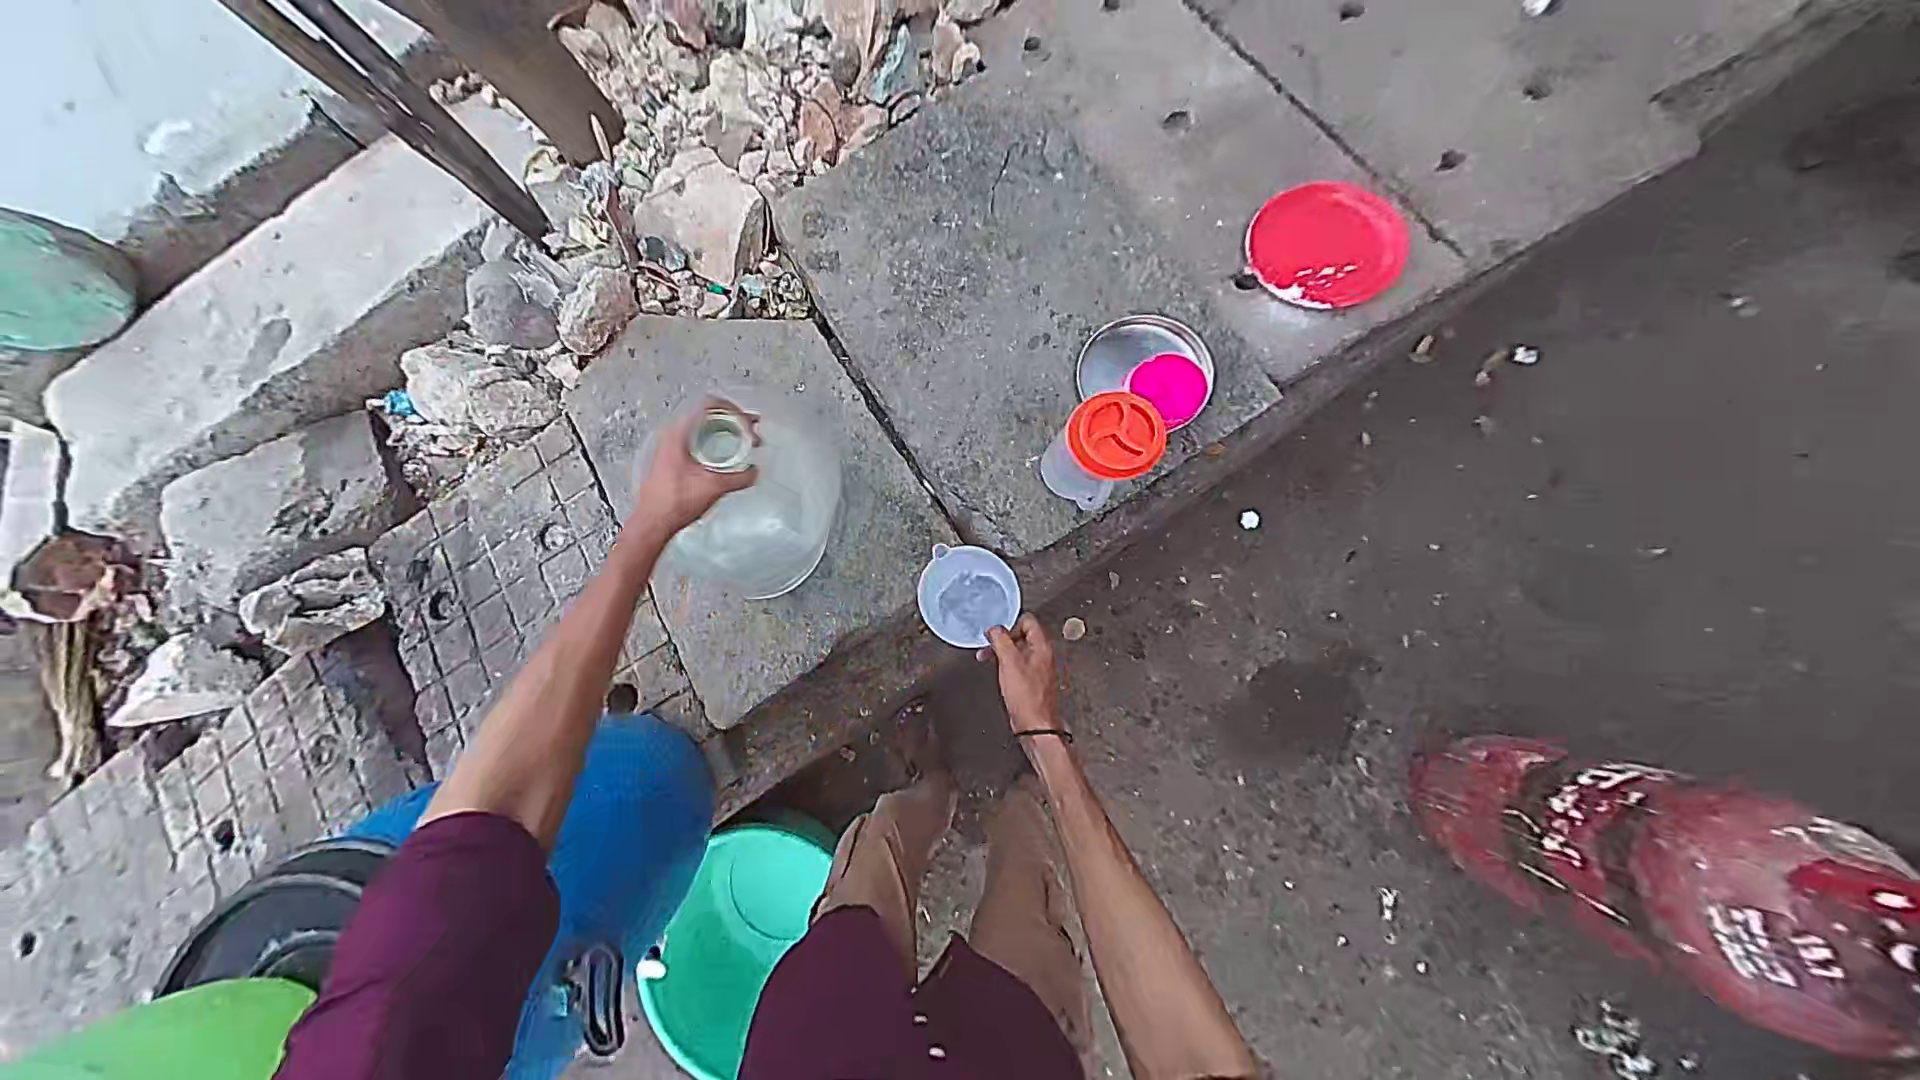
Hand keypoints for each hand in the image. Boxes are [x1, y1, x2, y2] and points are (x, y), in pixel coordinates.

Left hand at [631, 399, 757, 535]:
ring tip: (745, 444)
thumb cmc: (672, 502)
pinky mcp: (675, 458)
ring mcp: (673, 446)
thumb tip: (754, 472)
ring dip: (728, 433)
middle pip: (709, 414)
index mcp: (679, 433)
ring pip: (705, 428)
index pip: (709, 404)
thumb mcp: (715, 487)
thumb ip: (740, 477)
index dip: (734, 410)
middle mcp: (674, 435)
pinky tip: (730, 458)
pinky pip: (700, 441)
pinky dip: (718, 444)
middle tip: (752, 432)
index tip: (747, 424)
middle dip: (735, 421)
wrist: (654, 521)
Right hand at [983, 613, 1059, 733]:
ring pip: (1018, 649)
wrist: (1035, 725)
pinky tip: (998, 671)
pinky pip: (1018, 663)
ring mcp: (1038, 667)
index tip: (997, 633)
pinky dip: (1006, 663)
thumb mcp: (1009, 662)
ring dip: (1002, 651)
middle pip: (1022, 634)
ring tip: (989, 657)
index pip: (1027, 620)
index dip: (1010, 624)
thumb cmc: (1028, 698)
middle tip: (990, 645)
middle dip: (1003, 638)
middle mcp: (1043, 654)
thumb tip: (995, 628)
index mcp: (1042, 645)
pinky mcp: (1032, 679)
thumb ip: (1001, 640)